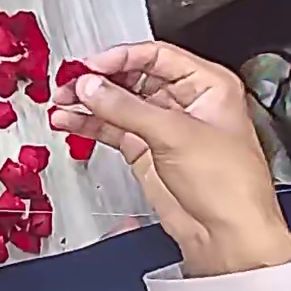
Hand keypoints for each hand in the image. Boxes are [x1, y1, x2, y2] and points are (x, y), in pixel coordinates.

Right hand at [52, 42, 290, 276]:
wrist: (225, 234)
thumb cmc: (228, 185)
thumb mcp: (175, 134)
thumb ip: (127, 107)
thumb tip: (92, 86)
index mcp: (206, 84)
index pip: (156, 56)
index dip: (120, 58)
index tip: (90, 66)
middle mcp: (183, 101)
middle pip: (132, 78)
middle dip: (98, 80)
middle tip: (70, 83)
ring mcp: (161, 127)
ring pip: (117, 104)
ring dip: (88, 102)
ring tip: (61, 102)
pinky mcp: (144, 150)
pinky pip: (111, 129)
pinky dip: (88, 125)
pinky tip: (69, 121)